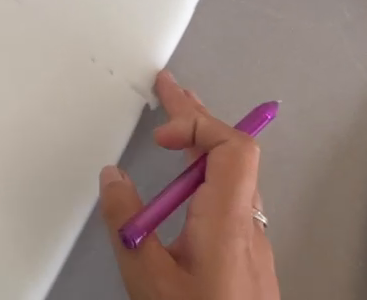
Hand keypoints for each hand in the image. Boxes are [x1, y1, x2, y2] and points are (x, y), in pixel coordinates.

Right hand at [99, 72, 279, 299]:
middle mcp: (248, 228)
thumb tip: (114, 177)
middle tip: (168, 88)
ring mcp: (252, 245)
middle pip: (235, 154)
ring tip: (175, 123)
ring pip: (236, 176)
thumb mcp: (148, 278)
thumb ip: (128, 222)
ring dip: (204, 142)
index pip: (232, 148)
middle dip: (198, 116)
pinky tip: (186, 179)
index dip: (197, 124)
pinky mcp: (248, 262)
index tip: (160, 129)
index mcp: (228, 223)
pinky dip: (207, 171)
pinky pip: (232, 198)